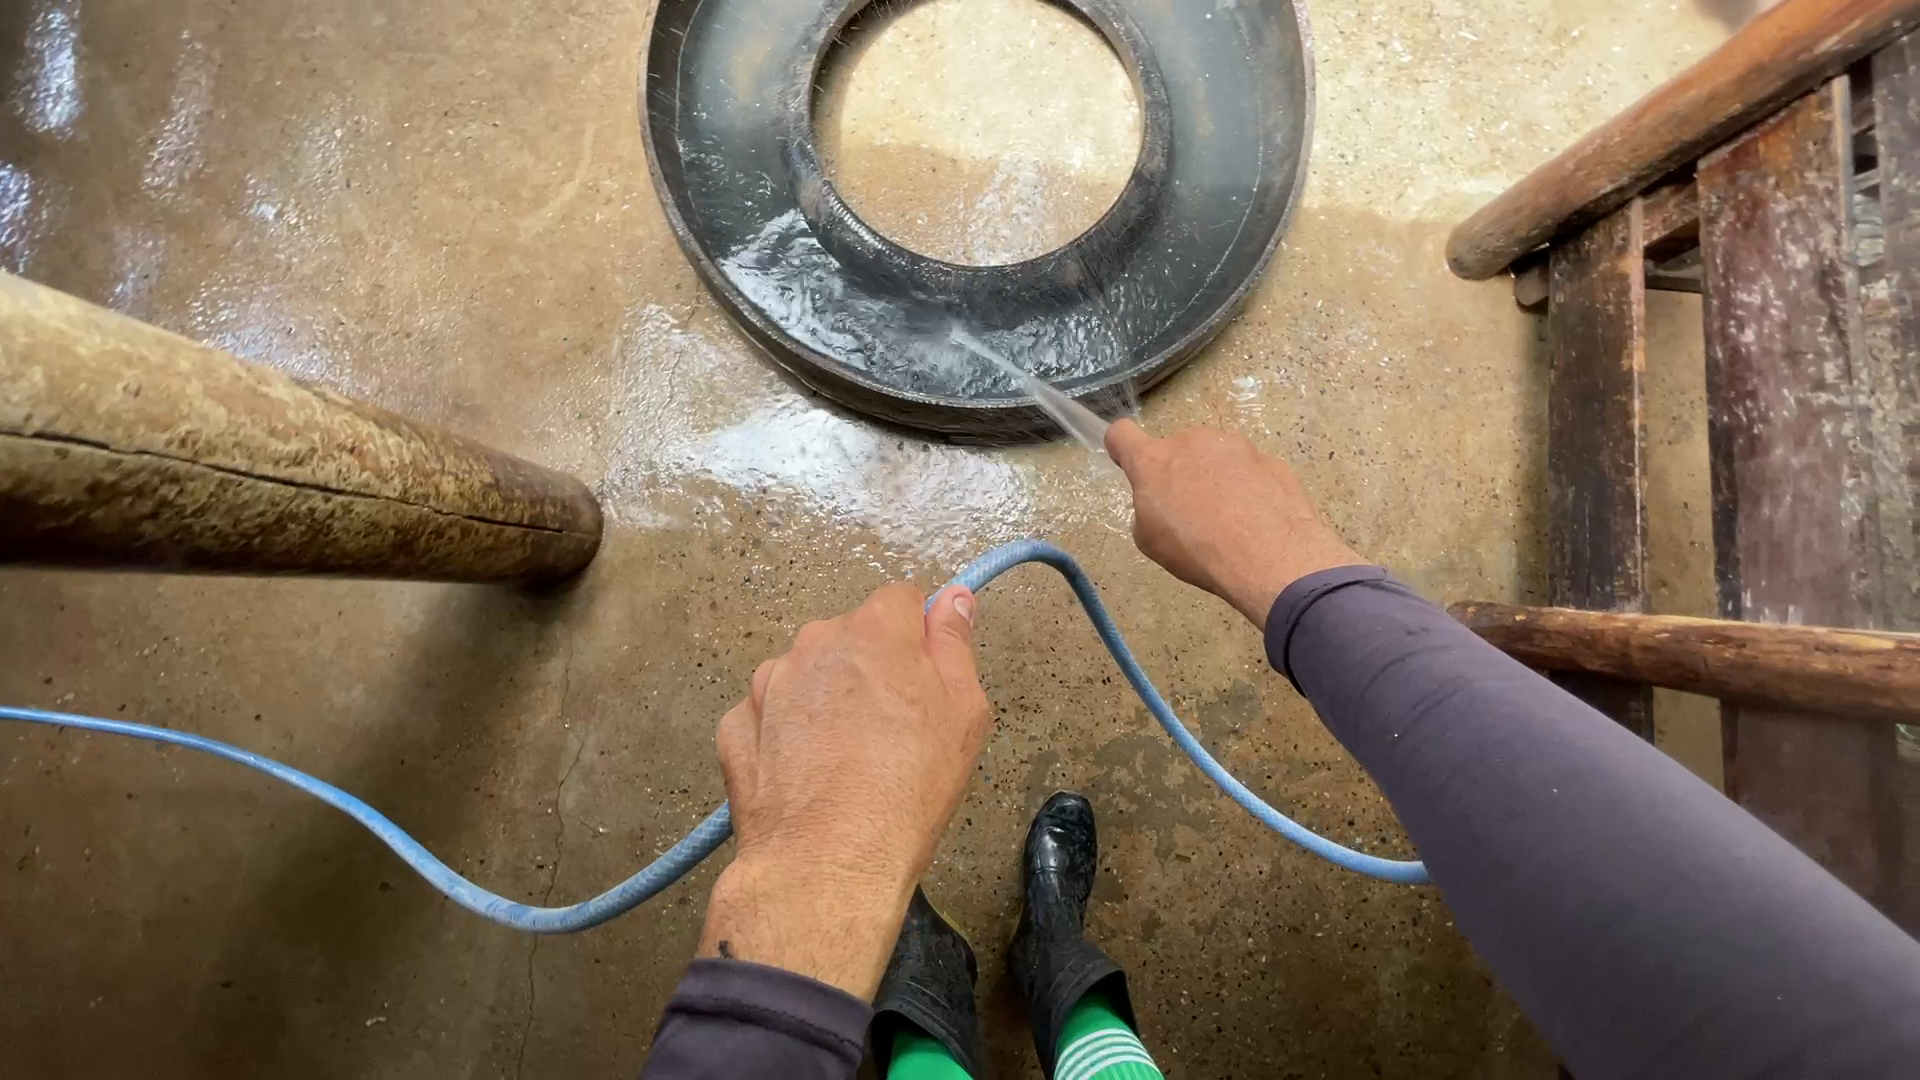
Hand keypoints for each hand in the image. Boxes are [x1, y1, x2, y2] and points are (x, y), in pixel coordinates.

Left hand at [697, 584, 991, 998]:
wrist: (826, 865)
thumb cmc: (908, 786)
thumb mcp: (963, 711)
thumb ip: (955, 642)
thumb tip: (954, 597)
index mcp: (873, 630)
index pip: (901, 599)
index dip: (918, 634)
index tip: (924, 674)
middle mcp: (814, 642)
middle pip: (852, 636)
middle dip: (872, 665)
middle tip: (892, 725)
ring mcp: (768, 683)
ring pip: (809, 673)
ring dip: (827, 696)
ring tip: (846, 757)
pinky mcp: (736, 724)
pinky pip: (771, 712)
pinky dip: (787, 731)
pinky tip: (806, 772)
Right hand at [1106, 419, 1367, 626]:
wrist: (1268, 556)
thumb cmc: (1196, 550)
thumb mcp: (1150, 540)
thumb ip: (1147, 509)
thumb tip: (1162, 504)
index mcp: (1153, 460)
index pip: (1121, 434)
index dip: (1121, 448)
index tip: (1129, 464)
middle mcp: (1193, 441)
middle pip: (1176, 450)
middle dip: (1179, 474)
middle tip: (1190, 514)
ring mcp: (1235, 446)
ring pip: (1215, 458)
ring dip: (1215, 479)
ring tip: (1229, 521)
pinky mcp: (1270, 459)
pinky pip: (1248, 471)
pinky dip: (1247, 489)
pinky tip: (1255, 521)